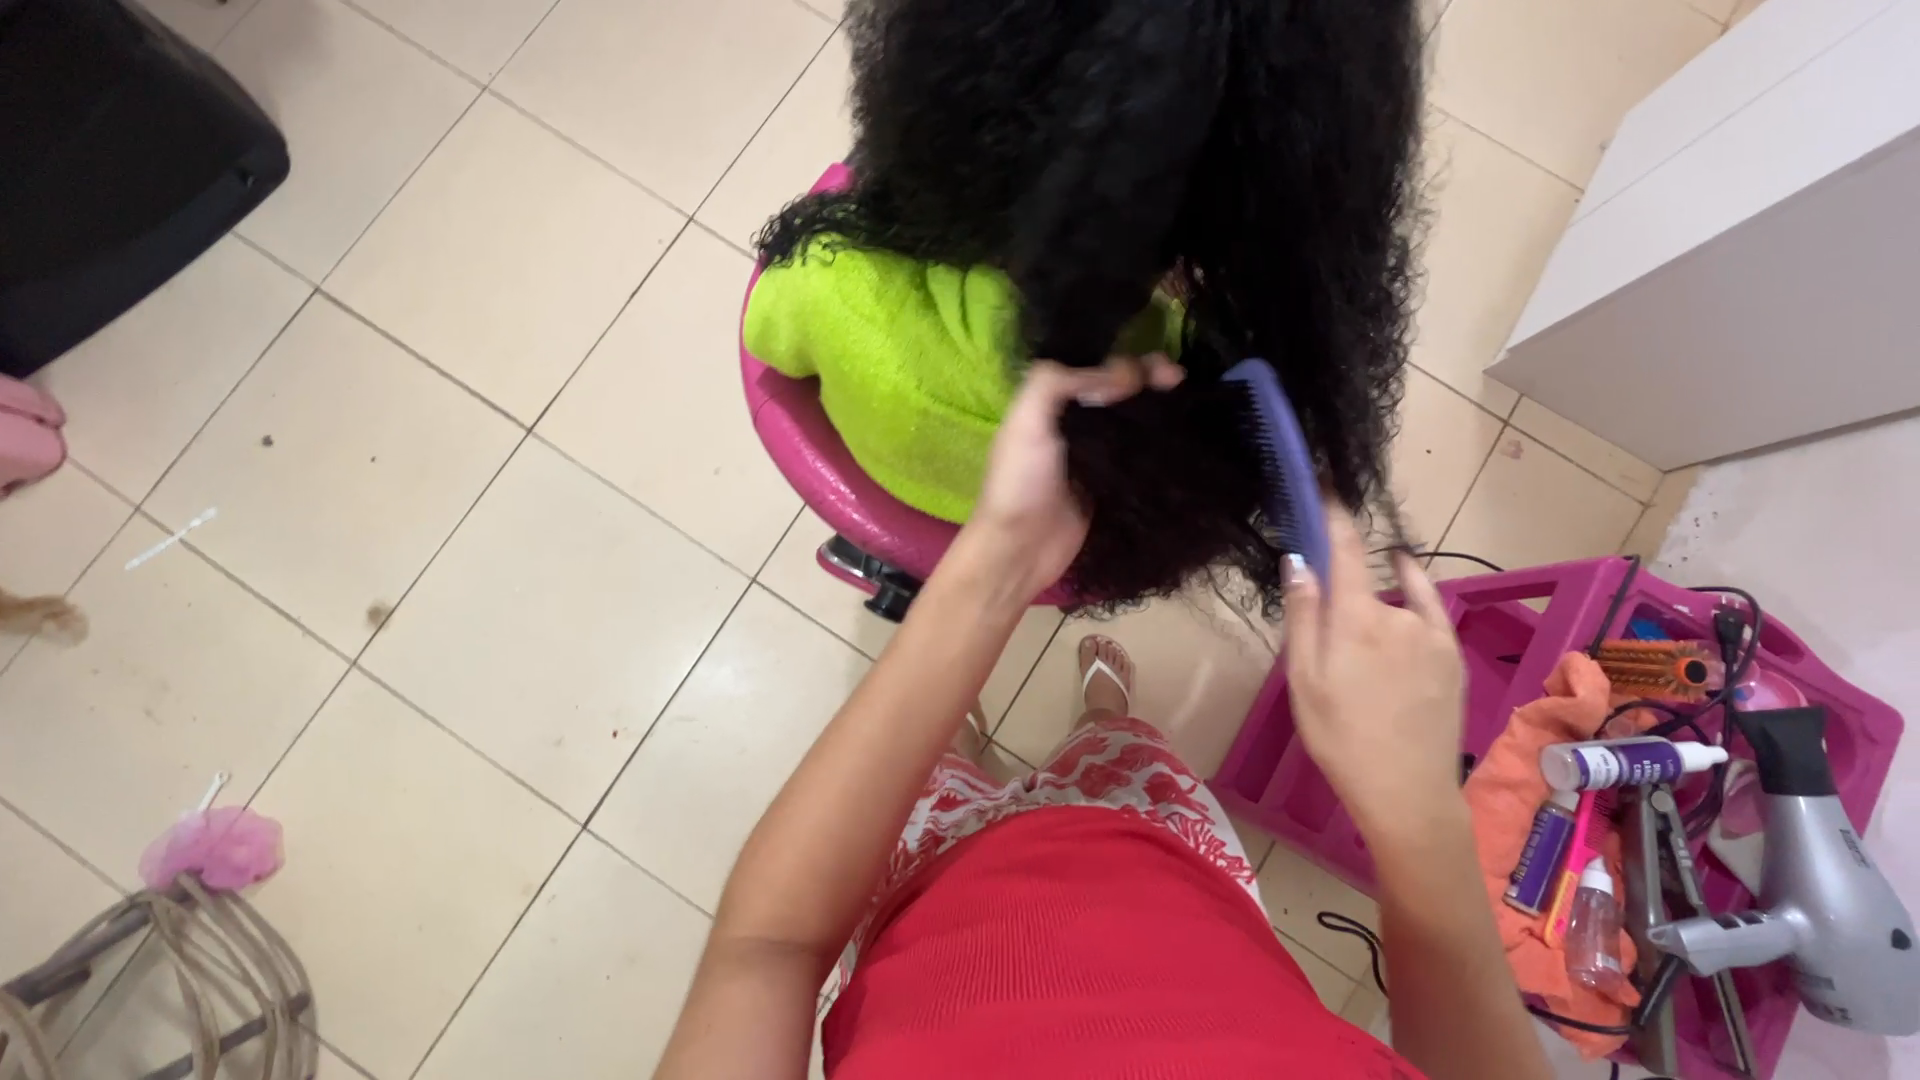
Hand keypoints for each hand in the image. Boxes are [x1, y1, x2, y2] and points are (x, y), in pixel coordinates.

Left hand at [960, 354, 1181, 595]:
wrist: (1021, 548)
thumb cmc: (1019, 482)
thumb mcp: (1026, 421)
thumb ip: (1059, 382)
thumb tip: (1124, 375)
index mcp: (1048, 403)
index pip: (1092, 368)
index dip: (1123, 362)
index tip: (1149, 372)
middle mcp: (1072, 424)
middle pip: (1117, 391)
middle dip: (1148, 379)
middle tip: (1178, 379)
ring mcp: (1094, 456)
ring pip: (1131, 420)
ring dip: (1157, 406)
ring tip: (1185, 399)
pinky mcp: (1111, 486)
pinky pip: (1139, 456)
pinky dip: (1158, 444)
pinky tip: (1180, 436)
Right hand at [1282, 502, 1466, 845]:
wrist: (1405, 791)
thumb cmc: (1339, 735)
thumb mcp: (1304, 678)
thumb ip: (1303, 615)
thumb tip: (1299, 559)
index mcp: (1356, 618)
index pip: (1345, 548)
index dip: (1333, 512)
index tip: (1324, 484)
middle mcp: (1398, 613)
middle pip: (1362, 578)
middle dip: (1338, 582)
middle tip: (1317, 630)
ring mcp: (1432, 633)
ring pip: (1389, 599)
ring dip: (1368, 601)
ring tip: (1353, 653)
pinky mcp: (1451, 652)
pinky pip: (1427, 605)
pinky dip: (1412, 586)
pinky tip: (1404, 573)